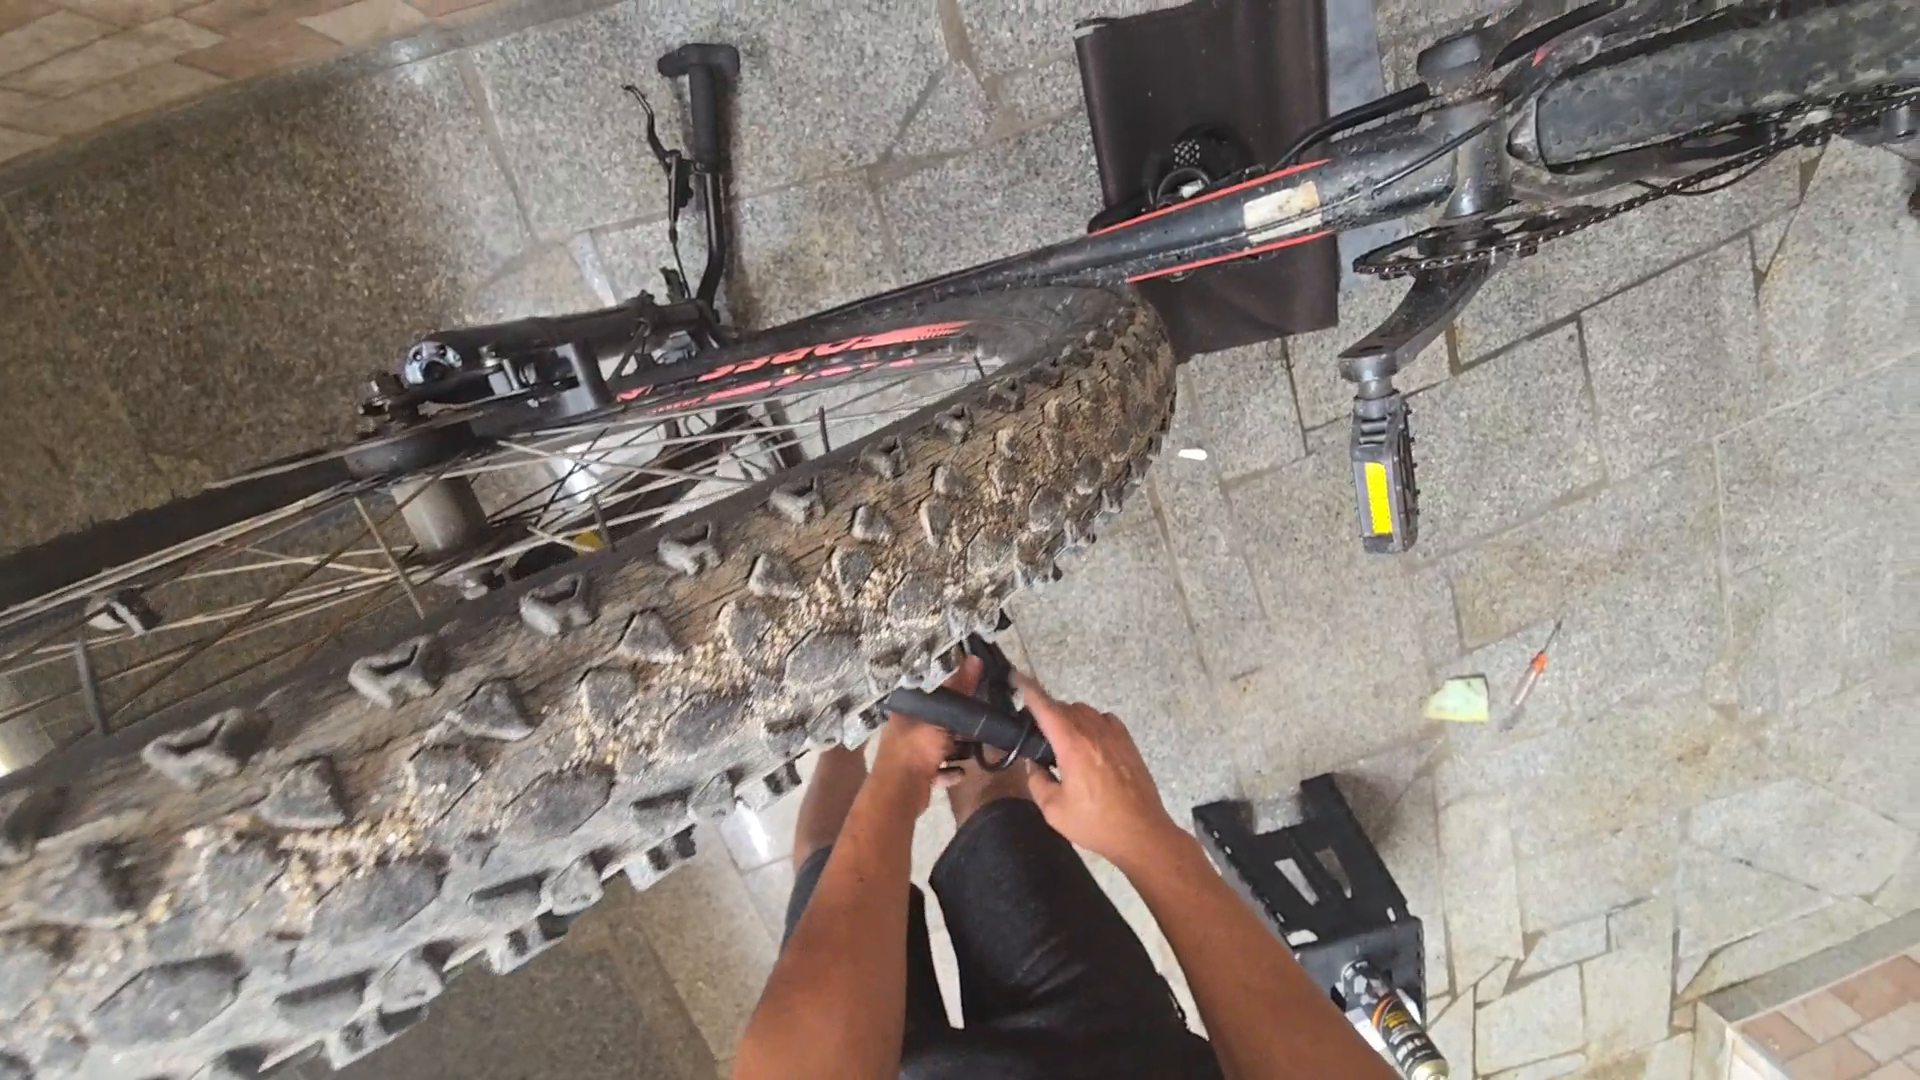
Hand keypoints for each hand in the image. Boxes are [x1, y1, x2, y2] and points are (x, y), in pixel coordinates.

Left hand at [870, 655, 981, 811]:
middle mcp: (906, 727)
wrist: (901, 791)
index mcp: (906, 708)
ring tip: (976, 745)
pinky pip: (939, 769)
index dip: (949, 688)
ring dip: (955, 747)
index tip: (970, 686)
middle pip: (936, 719)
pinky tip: (961, 771)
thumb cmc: (917, 746)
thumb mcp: (942, 715)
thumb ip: (959, 689)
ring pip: (938, 744)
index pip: (929, 691)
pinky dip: (950, 770)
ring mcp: (911, 752)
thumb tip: (975, 658)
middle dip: (956, 722)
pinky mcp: (918, 774)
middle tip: (979, 717)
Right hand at [1018, 673, 1182, 867]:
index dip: (1027, 689)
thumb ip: (1037, 782)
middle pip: (1062, 707)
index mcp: (1072, 745)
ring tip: (1062, 742)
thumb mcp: (1054, 810)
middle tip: (1036, 734)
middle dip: (1046, 713)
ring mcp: (1114, 734)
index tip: (1015, 676)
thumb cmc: (1096, 823)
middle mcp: (1093, 731)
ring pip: (1083, 711)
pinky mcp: (1128, 741)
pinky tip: (1089, 743)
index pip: (1045, 706)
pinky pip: (1103, 719)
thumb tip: (1034, 766)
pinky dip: (1090, 723)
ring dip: (1068, 718)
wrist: (1142, 833)